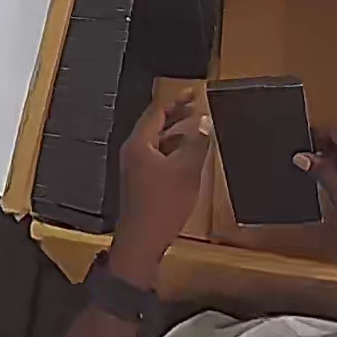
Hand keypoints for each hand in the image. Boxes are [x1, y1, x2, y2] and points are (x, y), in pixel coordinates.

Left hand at [113, 87, 212, 275]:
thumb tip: (203, 122)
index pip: (157, 111)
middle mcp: (133, 151)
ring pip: (156, 142)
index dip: (177, 100)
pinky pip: (157, 157)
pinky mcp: (140, 182)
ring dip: (175, 133)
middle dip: (176, 114)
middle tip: (196, 106)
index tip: (194, 93)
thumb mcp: (186, 172)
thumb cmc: (162, 204)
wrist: (141, 243)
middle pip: (155, 125)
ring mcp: (134, 167)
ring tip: (196, 128)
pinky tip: (188, 158)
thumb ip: (196, 144)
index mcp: (139, 143)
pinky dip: (172, 151)